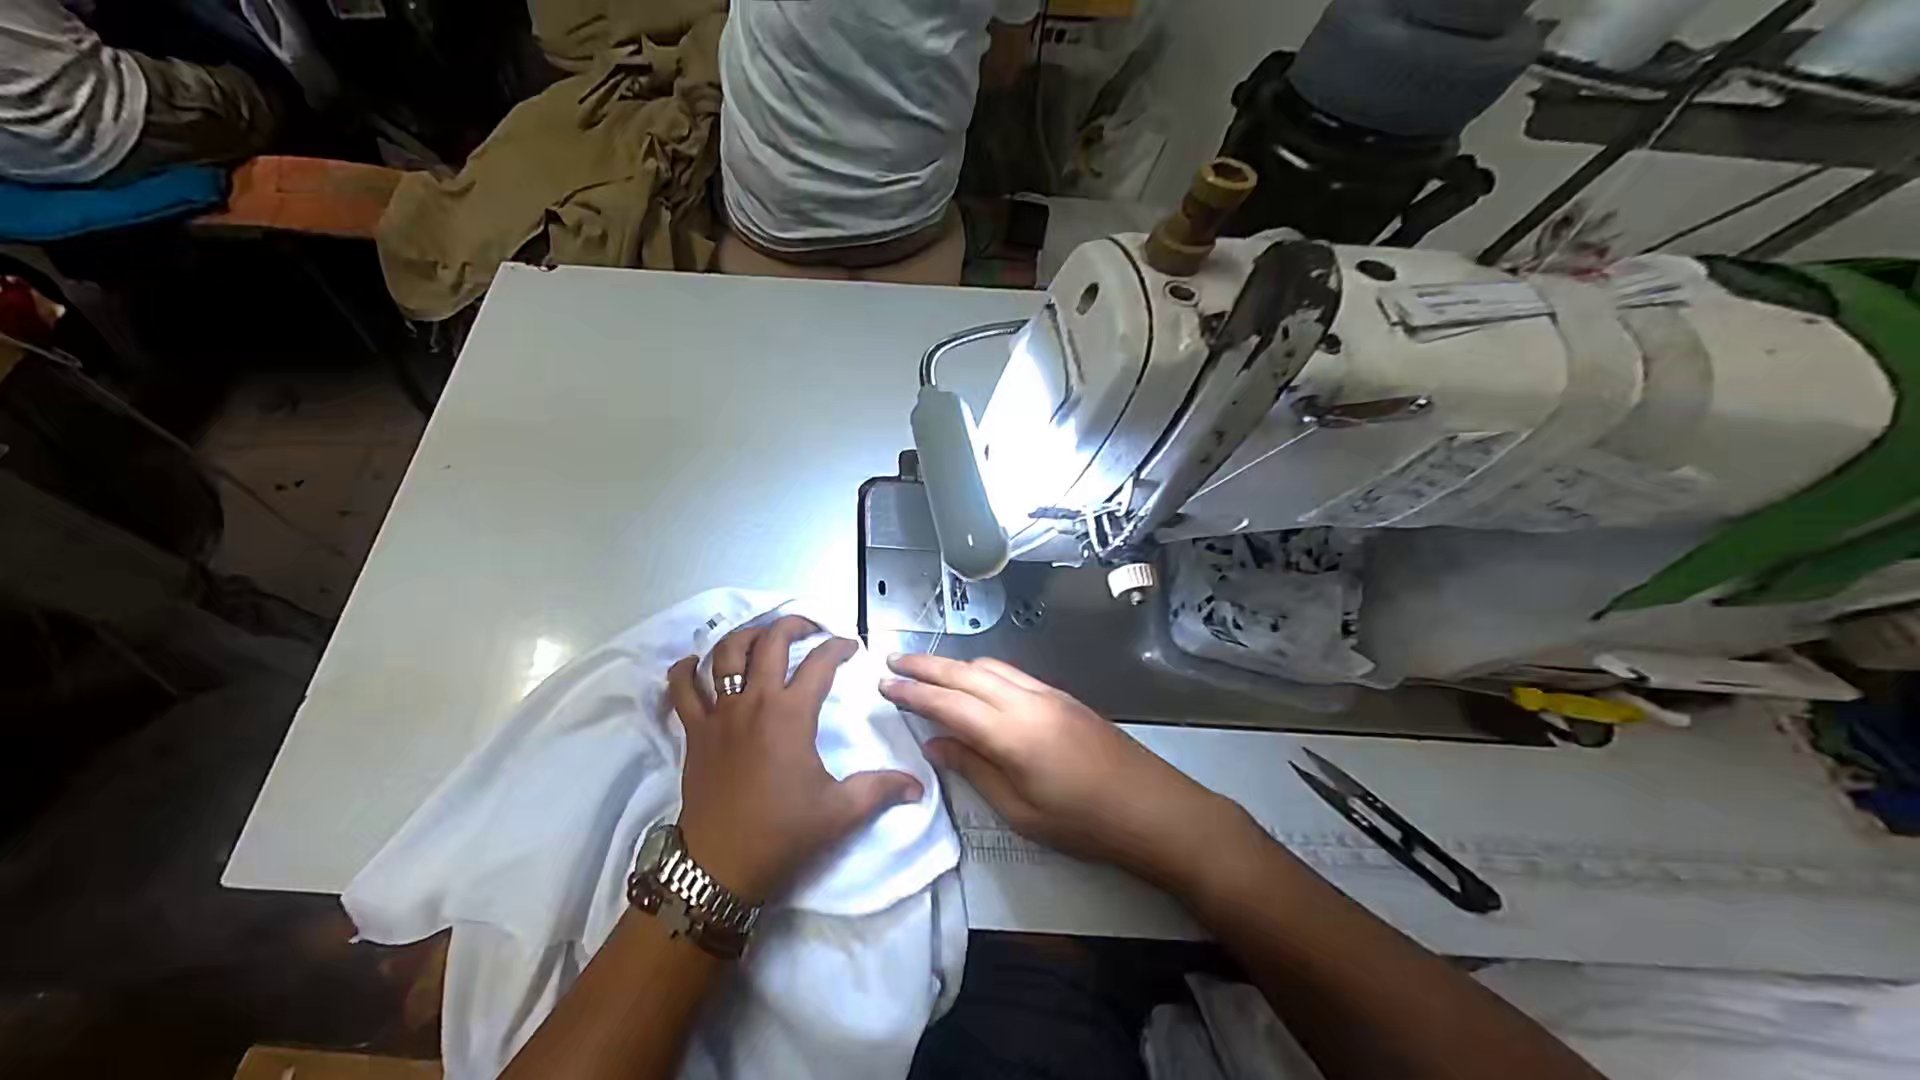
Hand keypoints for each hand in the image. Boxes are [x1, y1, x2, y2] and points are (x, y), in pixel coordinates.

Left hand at [668, 616, 923, 904]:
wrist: (720, 867)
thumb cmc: (783, 833)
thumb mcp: (841, 812)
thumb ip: (881, 790)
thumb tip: (918, 786)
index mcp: (791, 714)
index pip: (819, 663)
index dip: (838, 647)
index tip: (851, 646)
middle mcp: (753, 702)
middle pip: (770, 642)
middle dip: (793, 625)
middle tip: (810, 627)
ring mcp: (719, 714)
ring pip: (724, 654)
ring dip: (745, 636)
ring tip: (762, 636)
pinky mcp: (694, 732)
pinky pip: (681, 690)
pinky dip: (685, 671)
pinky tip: (693, 665)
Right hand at [879, 654, 1252, 889]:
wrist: (1154, 809)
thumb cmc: (1084, 823)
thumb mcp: (1020, 811)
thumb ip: (974, 770)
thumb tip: (935, 743)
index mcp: (1011, 732)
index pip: (948, 703)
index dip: (913, 692)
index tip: (884, 683)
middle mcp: (1027, 700)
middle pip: (966, 672)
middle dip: (927, 665)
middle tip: (893, 661)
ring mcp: (1049, 694)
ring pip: (991, 666)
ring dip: (955, 664)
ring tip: (926, 670)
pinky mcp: (1064, 697)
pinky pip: (1012, 673)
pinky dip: (982, 671)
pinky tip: (974, 683)